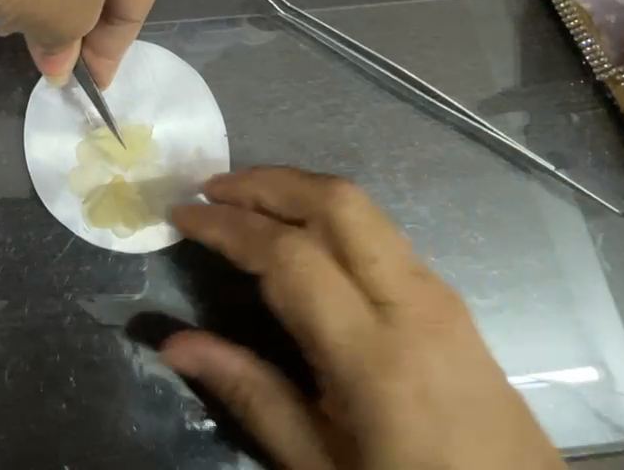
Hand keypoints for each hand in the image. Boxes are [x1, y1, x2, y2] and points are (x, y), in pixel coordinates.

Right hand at [166, 168, 562, 469]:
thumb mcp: (321, 468)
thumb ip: (249, 394)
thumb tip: (173, 342)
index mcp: (375, 358)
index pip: (289, 254)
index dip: (227, 225)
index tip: (180, 214)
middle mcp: (413, 306)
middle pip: (336, 203)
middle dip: (266, 182)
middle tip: (210, 190)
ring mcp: (439, 297)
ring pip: (362, 208)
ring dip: (296, 190)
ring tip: (243, 201)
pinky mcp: (450, 302)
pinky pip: (380, 232)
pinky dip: (326, 213)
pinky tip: (297, 234)